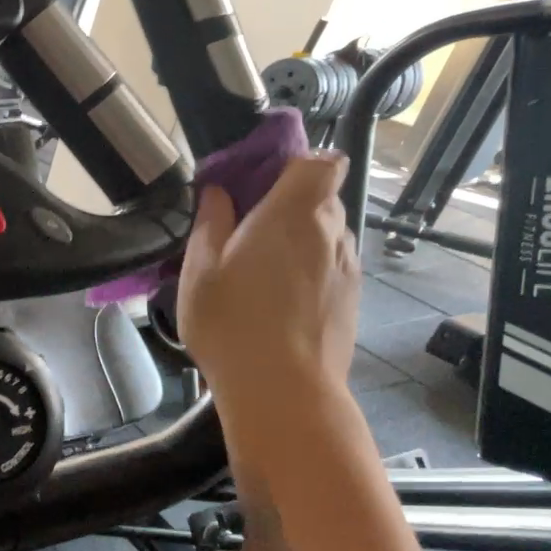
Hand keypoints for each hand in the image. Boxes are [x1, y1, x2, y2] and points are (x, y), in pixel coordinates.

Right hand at [178, 151, 359, 408]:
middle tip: (241, 232)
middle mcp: (330, 232)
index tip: (257, 183)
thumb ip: (210, 224)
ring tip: (255, 272)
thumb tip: (217, 192)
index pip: (320, 162)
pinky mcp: (350, 297)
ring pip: (324, 234)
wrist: (283, 388)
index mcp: (292, 215)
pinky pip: (328, 265)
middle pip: (320, 198)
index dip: (294, 164)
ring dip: (295, 241)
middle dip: (286, 206)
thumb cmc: (231, 323)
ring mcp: (346, 267)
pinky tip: (274, 300)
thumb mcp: (199, 271)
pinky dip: (306, 270)